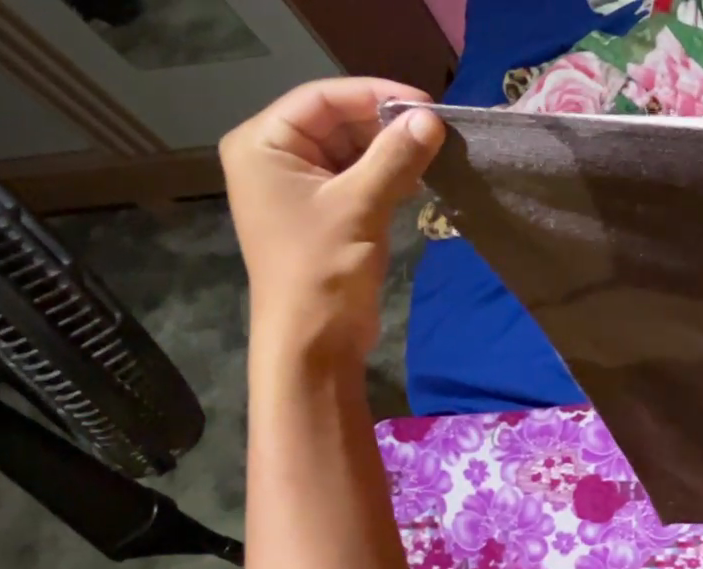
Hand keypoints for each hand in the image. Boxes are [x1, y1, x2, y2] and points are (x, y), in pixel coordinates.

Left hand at [221, 78, 444, 360]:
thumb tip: (432, 121)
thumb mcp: (360, 207)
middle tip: (438, 133)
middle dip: (386, 127)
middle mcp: (276, 158)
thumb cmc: (323, 268)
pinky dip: (389, 179)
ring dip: (393, 154)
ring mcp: (301, 189)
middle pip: (337, 124)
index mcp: (264, 144)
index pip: (322, 99)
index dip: (374, 96)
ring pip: (352, 154)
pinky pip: (359, 182)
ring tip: (437, 156)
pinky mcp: (326, 216)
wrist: (314, 339)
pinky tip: (421, 182)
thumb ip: (395, 160)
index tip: (427, 107)